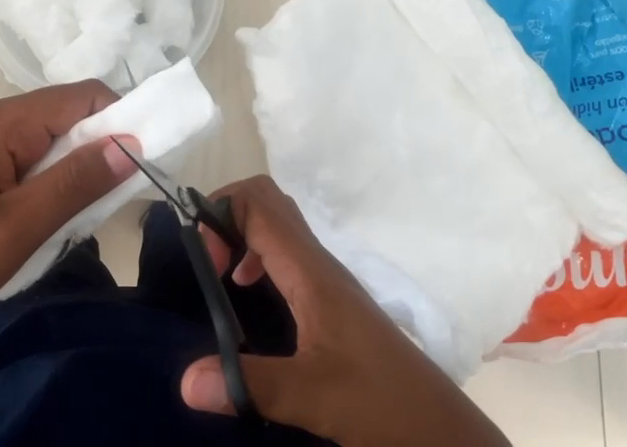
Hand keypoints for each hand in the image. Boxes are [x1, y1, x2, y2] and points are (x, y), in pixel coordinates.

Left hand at [0, 80, 139, 351]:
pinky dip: (45, 190)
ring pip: (47, 146)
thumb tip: (131, 143)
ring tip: (74, 225)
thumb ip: (74, 184)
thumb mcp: (13, 229)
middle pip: (66, 118)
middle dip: (98, 154)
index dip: (122, 120)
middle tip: (111, 207)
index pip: (82, 96)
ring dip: (71, 178)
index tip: (148, 165)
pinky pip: (23, 166)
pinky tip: (41, 229)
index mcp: (0, 122)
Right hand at [180, 176, 509, 446]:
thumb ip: (250, 384)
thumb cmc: (382, 402)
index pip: (259, 203)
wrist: (441, 429)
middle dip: (227, 215)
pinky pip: (287, 255)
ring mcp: (328, 281)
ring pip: (279, 228)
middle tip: (206, 260)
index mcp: (311, 271)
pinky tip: (249, 296)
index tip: (204, 260)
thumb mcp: (312, 396)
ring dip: (241, 235)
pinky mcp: (332, 302)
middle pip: (268, 203)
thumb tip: (185, 381)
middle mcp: (319, 264)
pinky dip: (258, 257)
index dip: (220, 213)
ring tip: (219, 275)